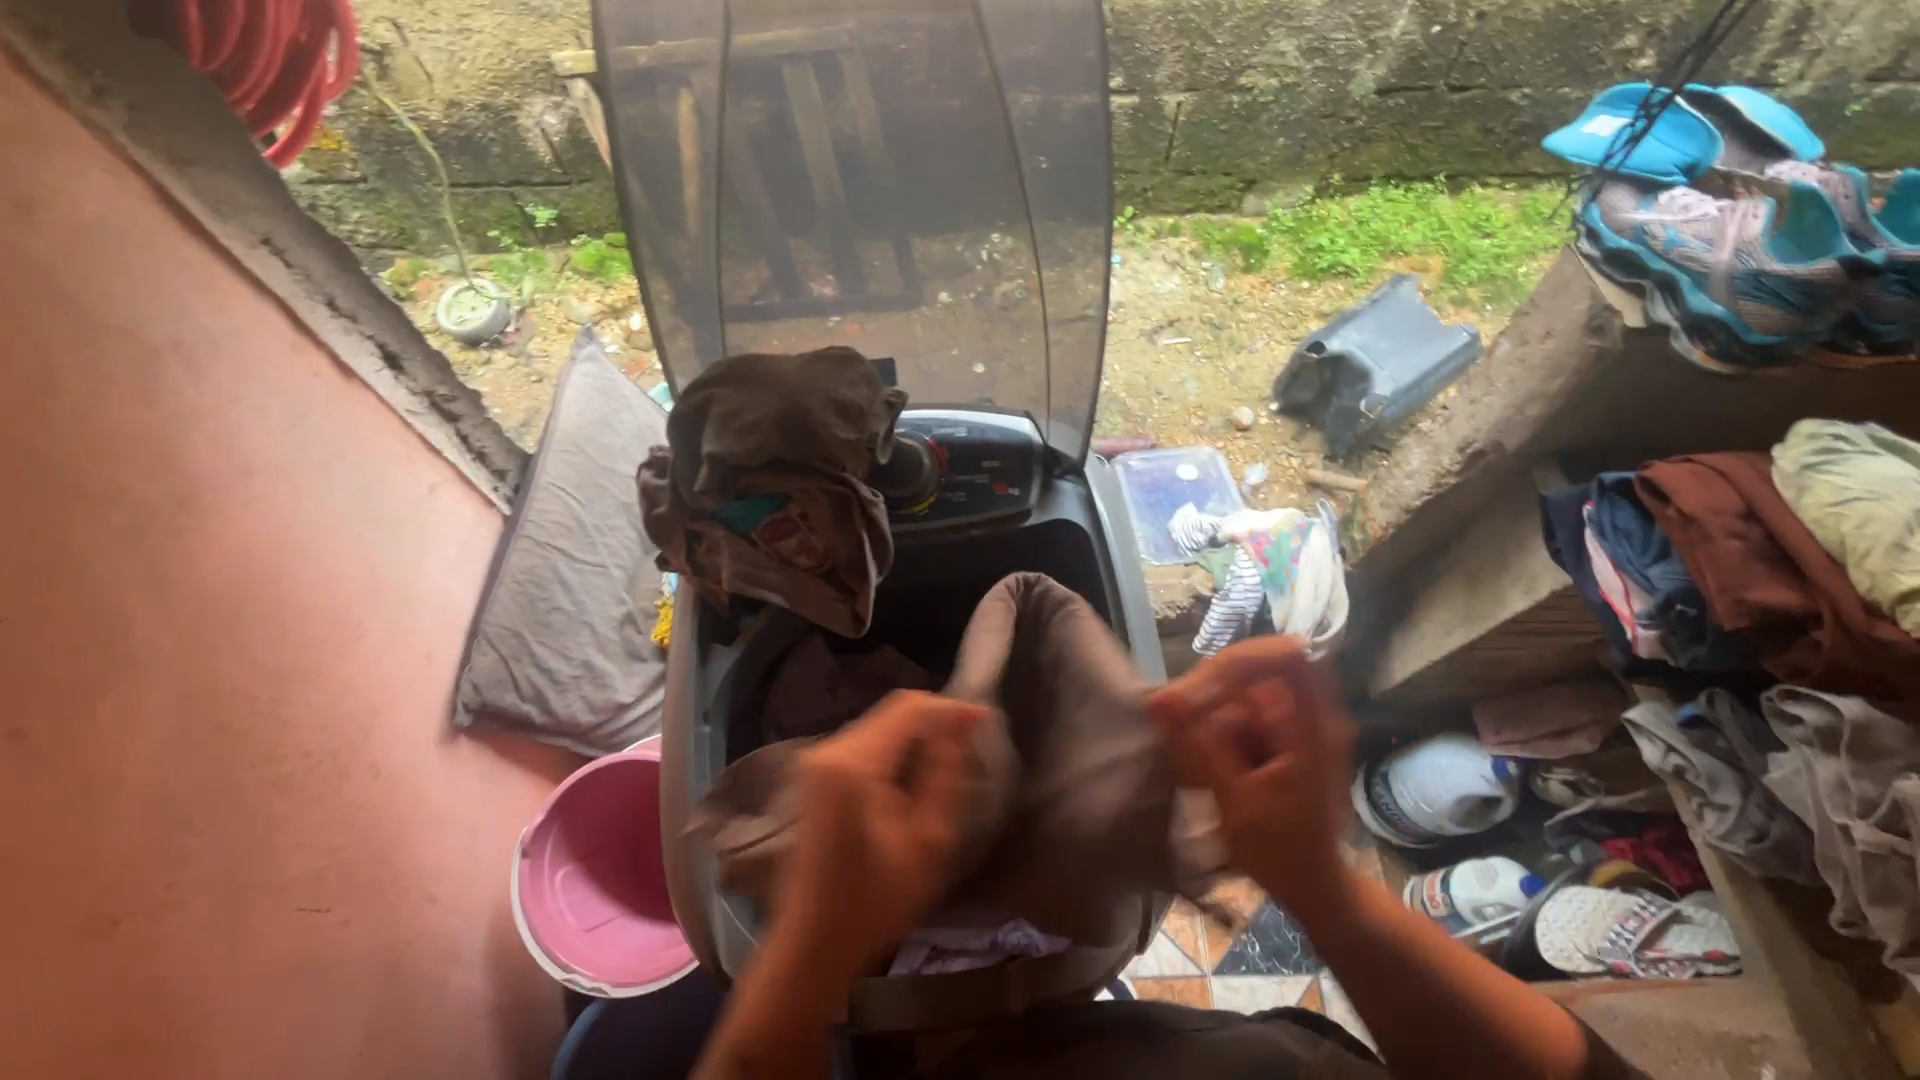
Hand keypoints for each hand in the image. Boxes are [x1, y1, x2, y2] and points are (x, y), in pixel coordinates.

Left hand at [770, 690, 986, 979]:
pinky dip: (894, 751)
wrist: (812, 944)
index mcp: (852, 763)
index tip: (985, 721)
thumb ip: (945, 774)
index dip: (950, 708)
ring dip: (914, 737)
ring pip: (878, 727)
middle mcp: (827, 750)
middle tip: (972, 744)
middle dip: (933, 722)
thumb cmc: (876, 901)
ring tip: (949, 762)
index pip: (908, 708)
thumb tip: (962, 727)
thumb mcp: (928, 840)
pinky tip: (914, 777)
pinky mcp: (814, 777)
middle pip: (890, 713)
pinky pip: (863, 746)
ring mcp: (815, 762)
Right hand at [1148, 637, 1356, 915]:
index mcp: (1312, 726)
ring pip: (1244, 695)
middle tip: (1175, 722)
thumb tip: (1158, 698)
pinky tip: (1209, 765)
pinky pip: (1246, 716)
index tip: (1196, 685)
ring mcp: (1299, 726)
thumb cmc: (1281, 851)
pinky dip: (1221, 732)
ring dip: (1212, 717)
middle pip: (1257, 672)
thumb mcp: (1234, 798)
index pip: (1287, 657)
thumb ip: (1198, 744)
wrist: (1314, 889)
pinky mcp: (1286, 738)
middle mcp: (1312, 716)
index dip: (1241, 659)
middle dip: (1212, 693)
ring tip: (1194, 759)